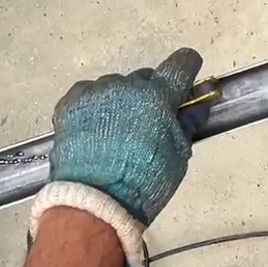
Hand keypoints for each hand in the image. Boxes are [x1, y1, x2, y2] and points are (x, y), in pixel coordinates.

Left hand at [47, 47, 203, 225]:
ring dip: (120, 102)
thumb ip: (186, 124)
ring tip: (115, 133)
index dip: (187, 67)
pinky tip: (94, 130)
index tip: (186, 74)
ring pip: (115, 87)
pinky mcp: (71, 103)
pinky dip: (94, 107)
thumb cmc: (144, 182)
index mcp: (158, 96)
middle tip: (146, 124)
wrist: (94, 201)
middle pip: (144, 79)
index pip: (180, 65)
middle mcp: (127, 86)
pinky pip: (88, 95)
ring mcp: (96, 93)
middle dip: (149, 96)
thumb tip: (196, 106)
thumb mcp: (177, 156)